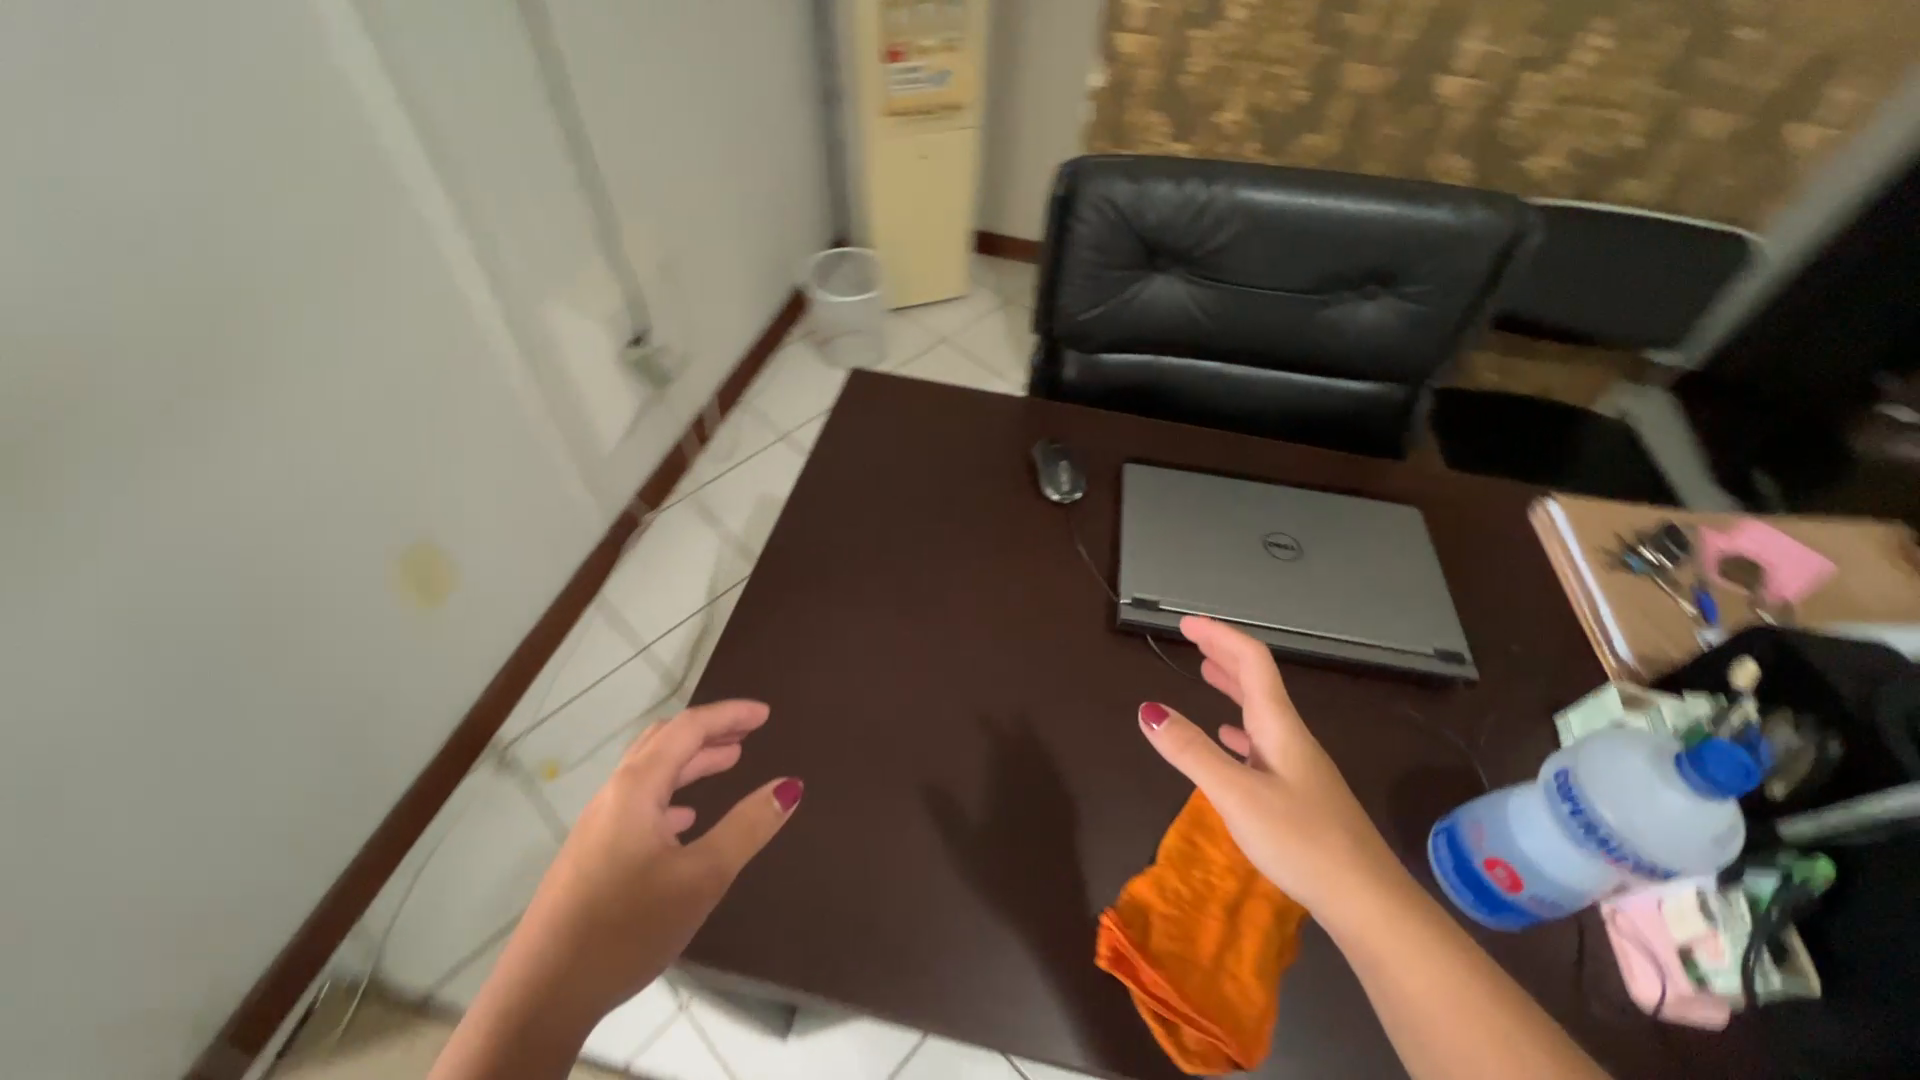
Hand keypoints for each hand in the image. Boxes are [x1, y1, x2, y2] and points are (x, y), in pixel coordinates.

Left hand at [438, 700, 799, 1078]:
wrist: (542, 992)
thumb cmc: (627, 927)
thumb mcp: (702, 877)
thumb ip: (748, 827)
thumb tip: (790, 785)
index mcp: (636, 789)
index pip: (688, 729)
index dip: (728, 715)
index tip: (765, 714)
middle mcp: (613, 797)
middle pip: (663, 744)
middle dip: (708, 732)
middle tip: (748, 733)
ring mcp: (598, 827)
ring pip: (649, 775)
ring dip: (690, 762)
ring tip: (727, 763)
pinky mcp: (592, 857)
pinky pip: (638, 806)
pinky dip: (670, 796)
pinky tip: (685, 820)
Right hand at [1136, 617, 1405, 916]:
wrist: (1367, 899)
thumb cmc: (1301, 841)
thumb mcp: (1236, 795)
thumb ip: (1191, 752)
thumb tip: (1147, 709)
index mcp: (1279, 727)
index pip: (1252, 662)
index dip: (1220, 636)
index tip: (1186, 623)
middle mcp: (1291, 738)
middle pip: (1259, 682)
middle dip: (1225, 655)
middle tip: (1193, 640)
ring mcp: (1299, 767)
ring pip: (1261, 712)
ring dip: (1232, 688)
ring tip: (1205, 675)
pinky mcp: (1300, 795)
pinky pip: (1263, 744)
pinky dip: (1239, 730)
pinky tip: (1229, 741)